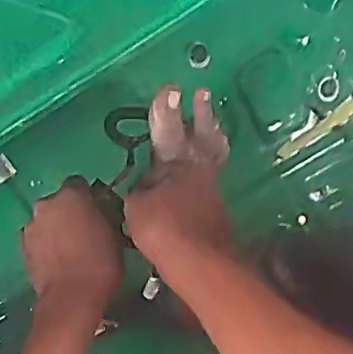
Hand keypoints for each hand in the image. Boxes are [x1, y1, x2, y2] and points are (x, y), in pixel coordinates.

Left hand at [21, 177, 124, 312]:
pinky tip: (60, 261)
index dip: (90, 197)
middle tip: (87, 232)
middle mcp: (46, 204)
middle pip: (60, 202)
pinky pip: (39, 239)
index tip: (99, 211)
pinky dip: (47, 245)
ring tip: (73, 250)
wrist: (71, 299)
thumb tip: (102, 209)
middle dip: (71, 213)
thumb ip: (105, 214)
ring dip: (57, 229)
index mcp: (71, 195)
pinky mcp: (23, 248)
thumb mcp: (115, 235)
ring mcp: (31, 226)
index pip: (80, 184)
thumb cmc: (101, 265)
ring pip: (47, 221)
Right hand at [124, 84, 232, 267]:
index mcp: (176, 160)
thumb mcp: (136, 207)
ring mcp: (212, 191)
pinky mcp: (216, 212)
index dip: (164, 110)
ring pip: (212, 156)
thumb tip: (146, 187)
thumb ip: (140, 190)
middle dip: (202, 116)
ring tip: (208, 128)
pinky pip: (209, 181)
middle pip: (205, 136)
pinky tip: (196, 178)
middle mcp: (199, 170)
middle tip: (202, 95)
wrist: (201, 264)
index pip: (167, 128)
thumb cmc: (163, 229)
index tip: (170, 89)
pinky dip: (205, 169)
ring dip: (208, 138)